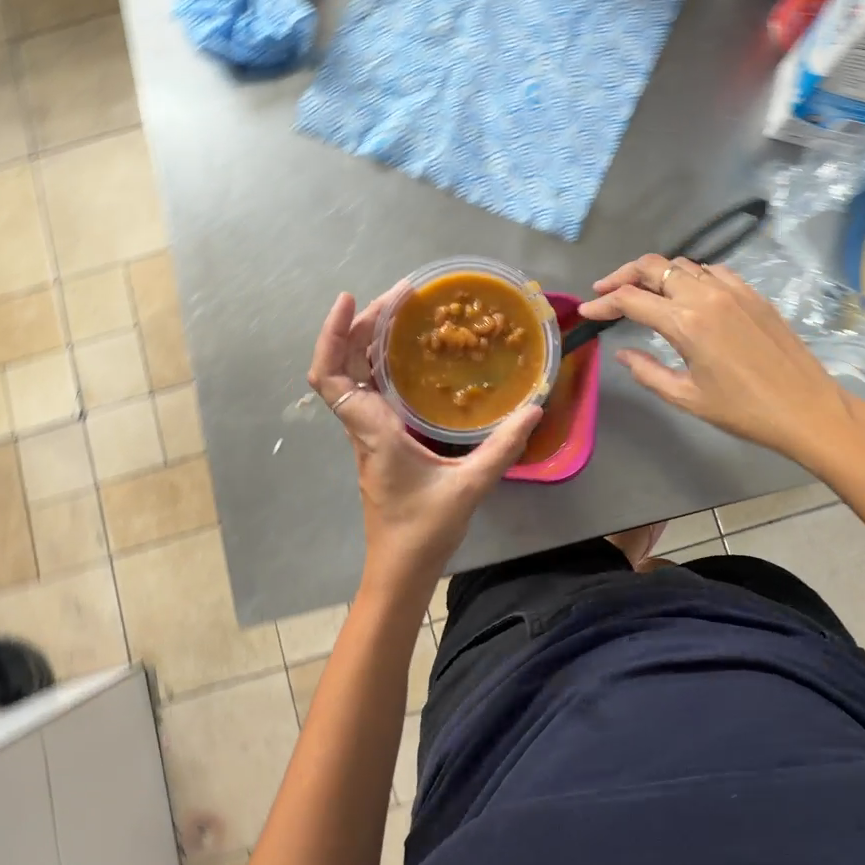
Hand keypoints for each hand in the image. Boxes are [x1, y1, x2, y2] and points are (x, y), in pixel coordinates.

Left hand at [308, 291, 540, 589]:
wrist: (399, 568)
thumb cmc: (423, 531)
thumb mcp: (469, 487)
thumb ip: (501, 448)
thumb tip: (533, 408)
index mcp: (373, 431)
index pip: (330, 378)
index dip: (332, 335)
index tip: (349, 300)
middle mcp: (363, 426)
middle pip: (341, 364)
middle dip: (362, 324)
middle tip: (401, 297)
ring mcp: (367, 433)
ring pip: (352, 375)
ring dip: (368, 340)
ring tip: (402, 312)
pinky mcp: (378, 439)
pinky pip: (368, 389)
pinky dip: (379, 362)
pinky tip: (406, 353)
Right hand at [577, 255, 864, 470]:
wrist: (807, 408)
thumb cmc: (743, 411)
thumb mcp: (687, 398)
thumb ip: (647, 372)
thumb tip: (623, 353)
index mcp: (685, 322)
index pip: (630, 299)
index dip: (603, 303)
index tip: (586, 312)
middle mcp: (706, 295)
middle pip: (652, 266)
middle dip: (622, 275)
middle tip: (605, 292)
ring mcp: (733, 290)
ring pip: (682, 264)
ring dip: (655, 273)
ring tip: (642, 292)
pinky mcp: (752, 293)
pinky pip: (712, 270)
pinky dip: (689, 275)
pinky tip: (686, 293)